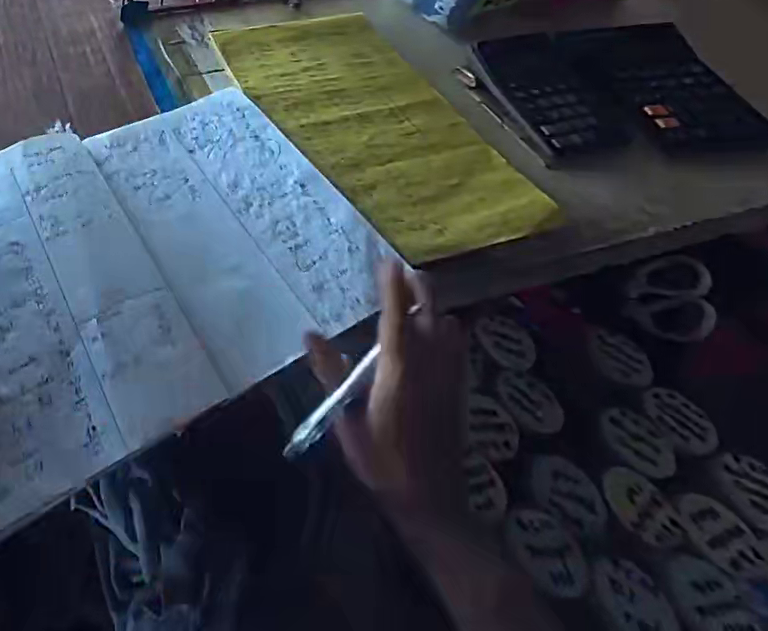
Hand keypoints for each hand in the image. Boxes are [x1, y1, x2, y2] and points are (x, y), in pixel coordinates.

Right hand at [304, 260, 467, 528]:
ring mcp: (448, 383)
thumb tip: (310, 333)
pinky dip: (447, 331)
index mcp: (398, 374)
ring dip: (435, 308)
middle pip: (430, 320)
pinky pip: (455, 351)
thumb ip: (330, 373)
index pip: (396, 321)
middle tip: (405, 268)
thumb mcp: (345, 418)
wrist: (432, 503)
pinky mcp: (456, 395)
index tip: (387, 262)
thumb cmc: (380, 460)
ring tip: (419, 291)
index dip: (392, 290)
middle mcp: (428, 372)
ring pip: (449, 333)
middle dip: (421, 291)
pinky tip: (442, 329)